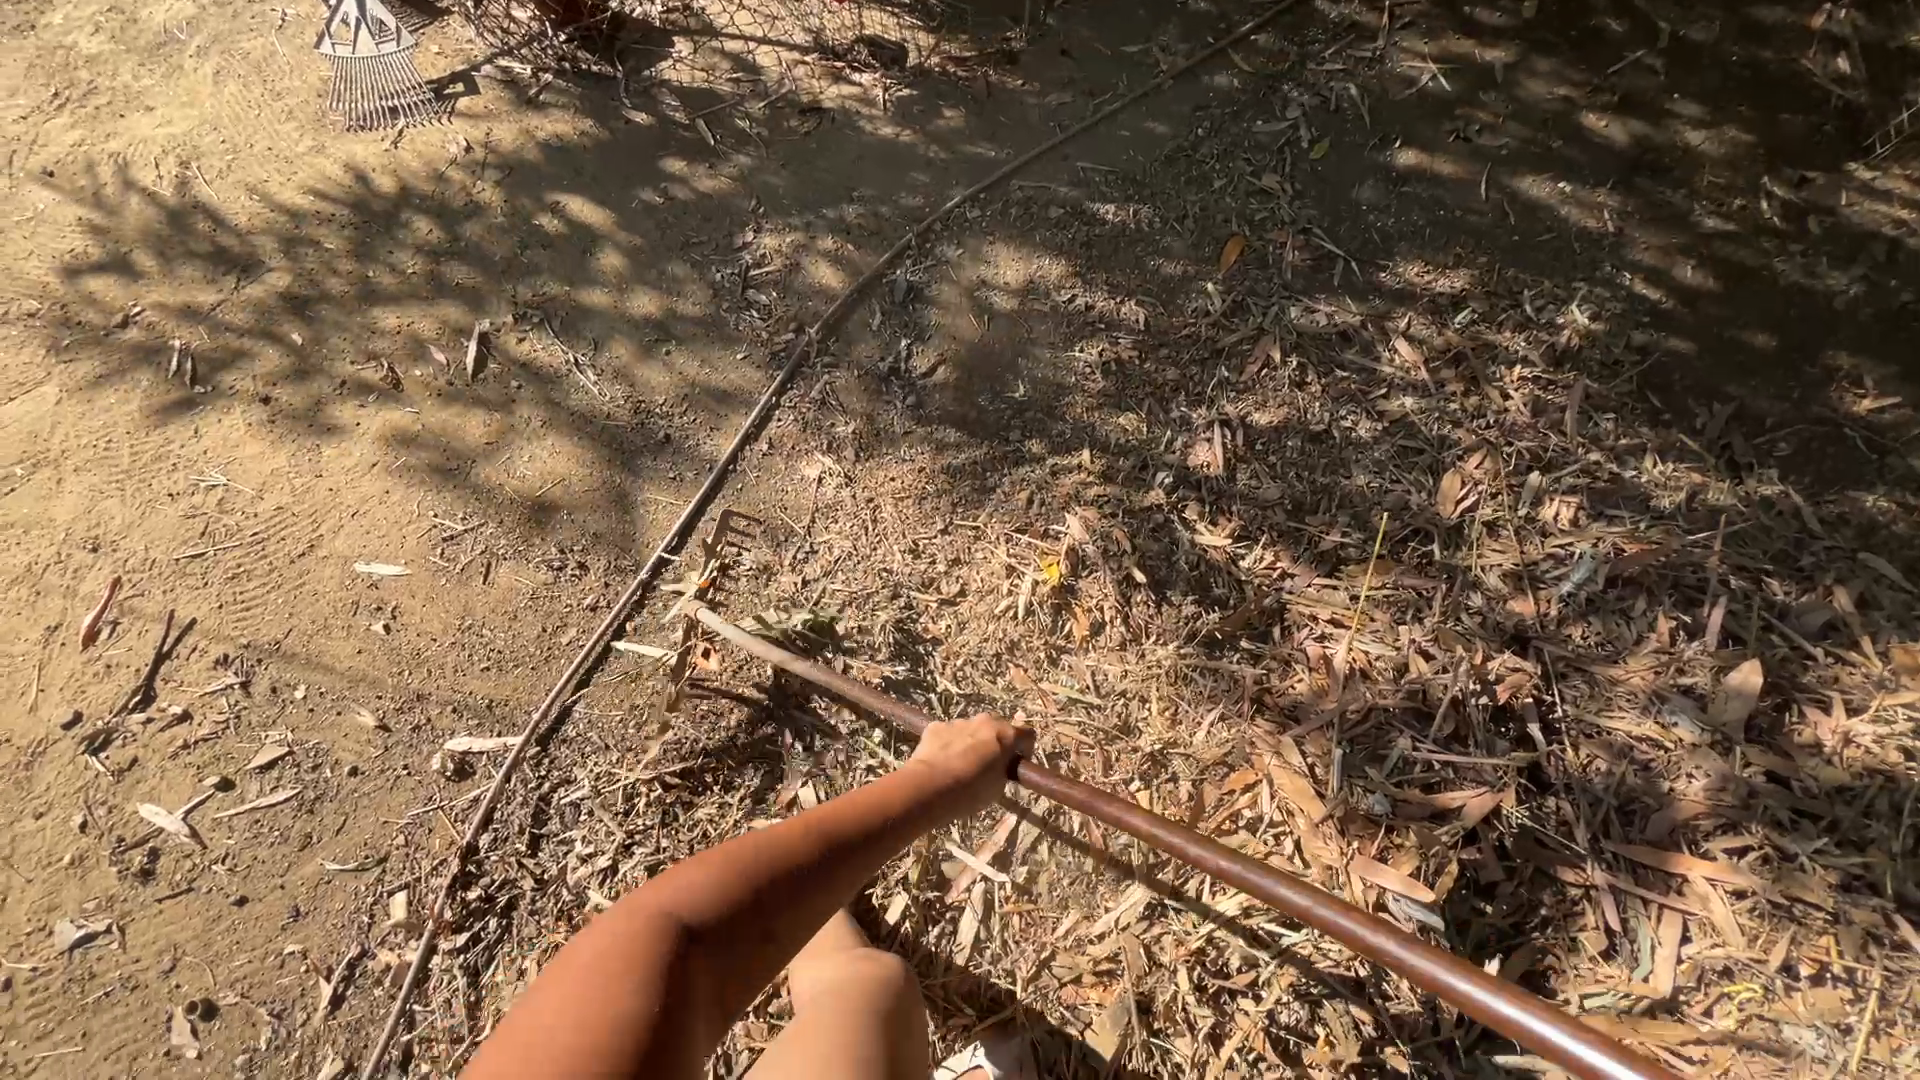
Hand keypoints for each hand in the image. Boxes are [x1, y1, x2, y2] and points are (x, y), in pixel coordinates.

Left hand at [905, 713, 1031, 816]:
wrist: (930, 786)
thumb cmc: (971, 790)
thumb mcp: (998, 786)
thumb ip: (1003, 769)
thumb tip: (999, 765)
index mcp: (1006, 735)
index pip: (1027, 734)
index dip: (1025, 749)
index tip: (1017, 764)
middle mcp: (985, 721)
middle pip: (998, 727)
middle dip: (997, 743)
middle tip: (989, 765)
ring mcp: (959, 721)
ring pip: (971, 729)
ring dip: (972, 742)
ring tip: (961, 766)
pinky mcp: (936, 726)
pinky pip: (949, 733)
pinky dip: (949, 744)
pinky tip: (942, 762)